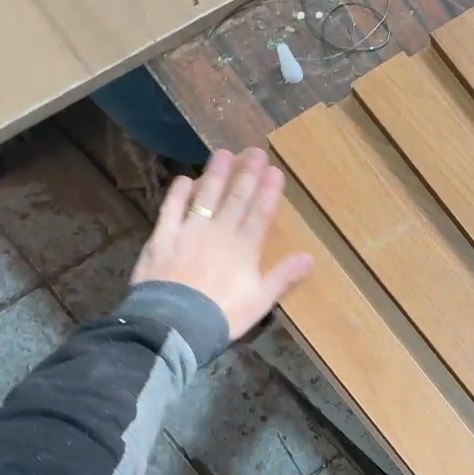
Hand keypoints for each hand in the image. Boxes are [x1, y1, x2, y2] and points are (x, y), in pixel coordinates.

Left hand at [131, 148, 312, 338]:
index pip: (260, 214)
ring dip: (215, 175)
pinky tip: (184, 180)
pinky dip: (179, 194)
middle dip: (247, 175)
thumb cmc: (224, 316)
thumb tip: (309, 257)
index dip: (269, 192)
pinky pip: (172, 209)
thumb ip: (283, 277)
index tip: (275, 171)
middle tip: (254, 151)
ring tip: (224, 153)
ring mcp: (190, 232)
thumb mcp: (261, 302)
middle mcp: (219, 233)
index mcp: (245, 249)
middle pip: (236, 199)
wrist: (176, 323)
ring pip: (206, 197)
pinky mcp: (163, 237)